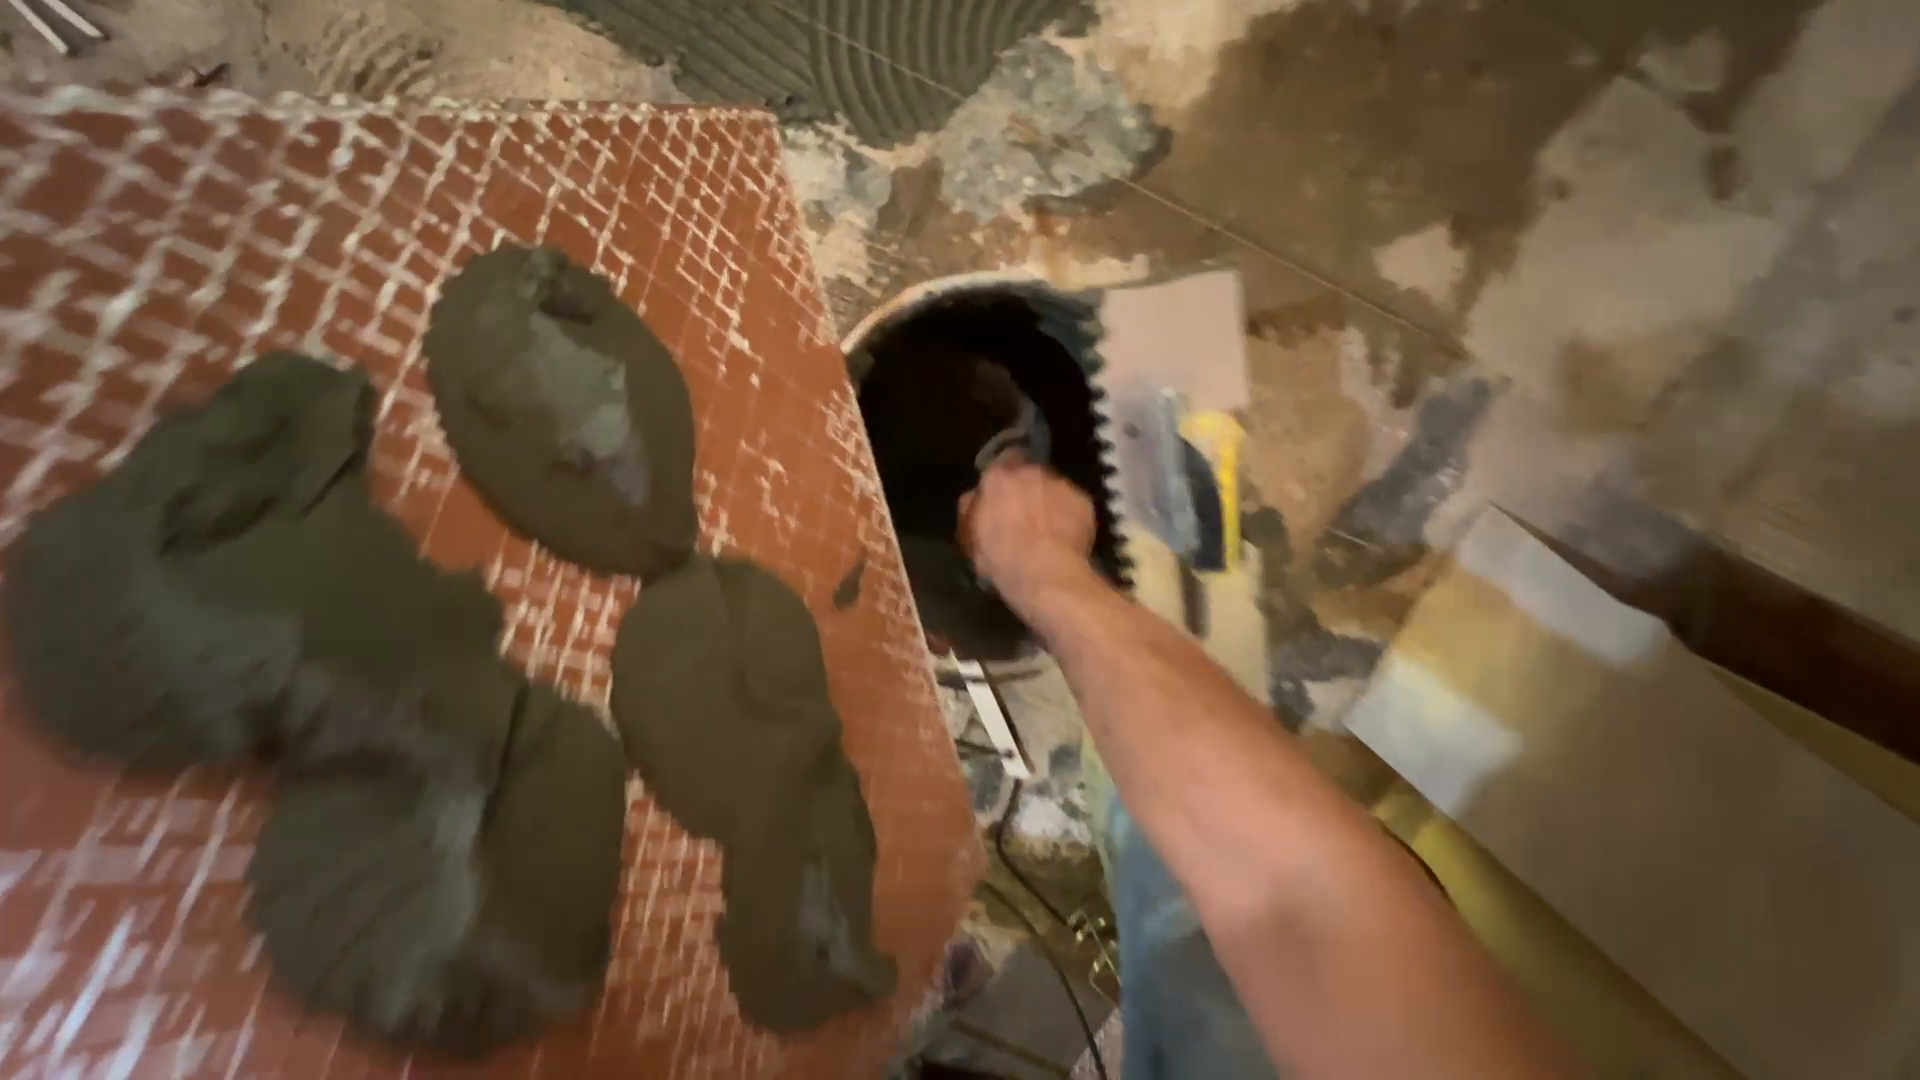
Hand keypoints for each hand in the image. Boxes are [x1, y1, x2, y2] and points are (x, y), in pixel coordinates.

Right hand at [958, 454, 1097, 616]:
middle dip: (1028, 488)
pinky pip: (1074, 504)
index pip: (1002, 459)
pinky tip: (1066, 537)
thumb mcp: (971, 536)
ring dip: (1050, 501)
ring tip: (1048, 529)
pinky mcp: (1084, 501)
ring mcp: (1061, 484)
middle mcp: (1031, 472)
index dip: (1004, 475)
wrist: (1045, 573)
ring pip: (1054, 487)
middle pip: (1030, 472)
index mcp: (998, 478)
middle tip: (1025, 513)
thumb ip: (972, 508)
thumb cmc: (1000, 557)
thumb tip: (976, 496)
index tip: (1004, 491)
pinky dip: (1070, 516)